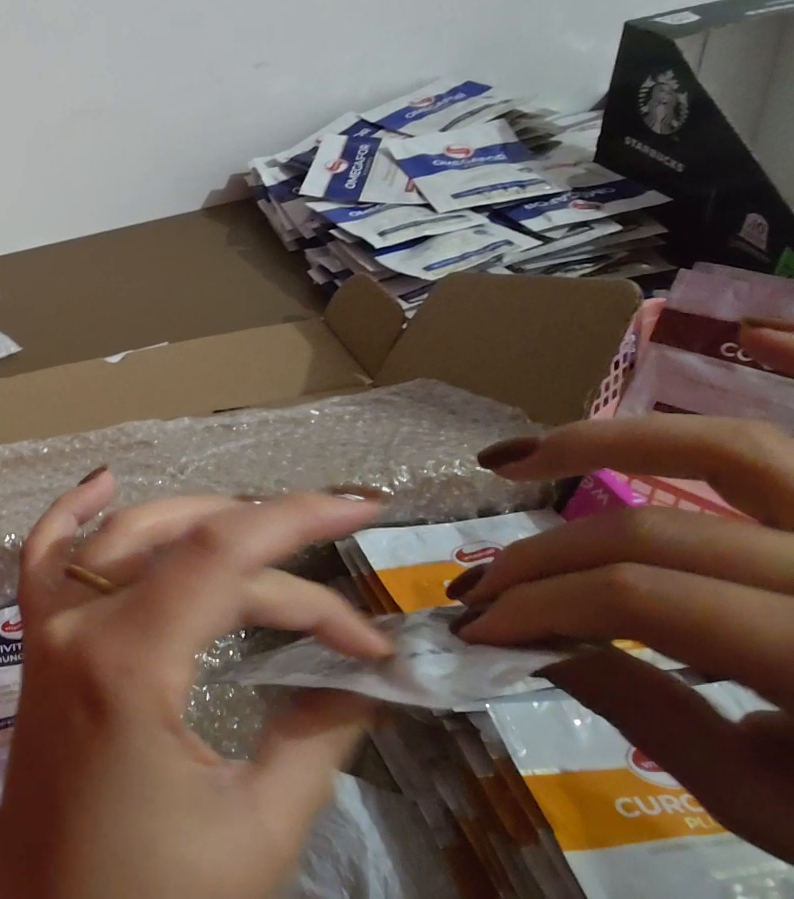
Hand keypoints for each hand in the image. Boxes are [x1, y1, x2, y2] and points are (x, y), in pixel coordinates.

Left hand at [0, 472, 391, 898]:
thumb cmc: (152, 892)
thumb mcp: (256, 826)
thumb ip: (314, 736)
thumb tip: (363, 676)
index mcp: (128, 663)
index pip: (219, 557)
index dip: (295, 522)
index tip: (364, 513)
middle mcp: (74, 625)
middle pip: (180, 548)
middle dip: (269, 558)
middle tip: (343, 622)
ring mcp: (42, 630)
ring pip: (115, 536)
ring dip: (190, 522)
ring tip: (267, 538)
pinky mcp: (32, 647)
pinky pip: (41, 557)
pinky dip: (72, 513)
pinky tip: (106, 484)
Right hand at [453, 414, 793, 859]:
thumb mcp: (768, 804)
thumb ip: (650, 715)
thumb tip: (524, 643)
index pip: (643, 599)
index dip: (542, 605)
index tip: (475, 631)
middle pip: (653, 535)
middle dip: (542, 560)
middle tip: (478, 591)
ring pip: (727, 451)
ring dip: (595, 444)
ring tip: (506, 461)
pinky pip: (764, 455)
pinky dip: (671, 436)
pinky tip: (591, 442)